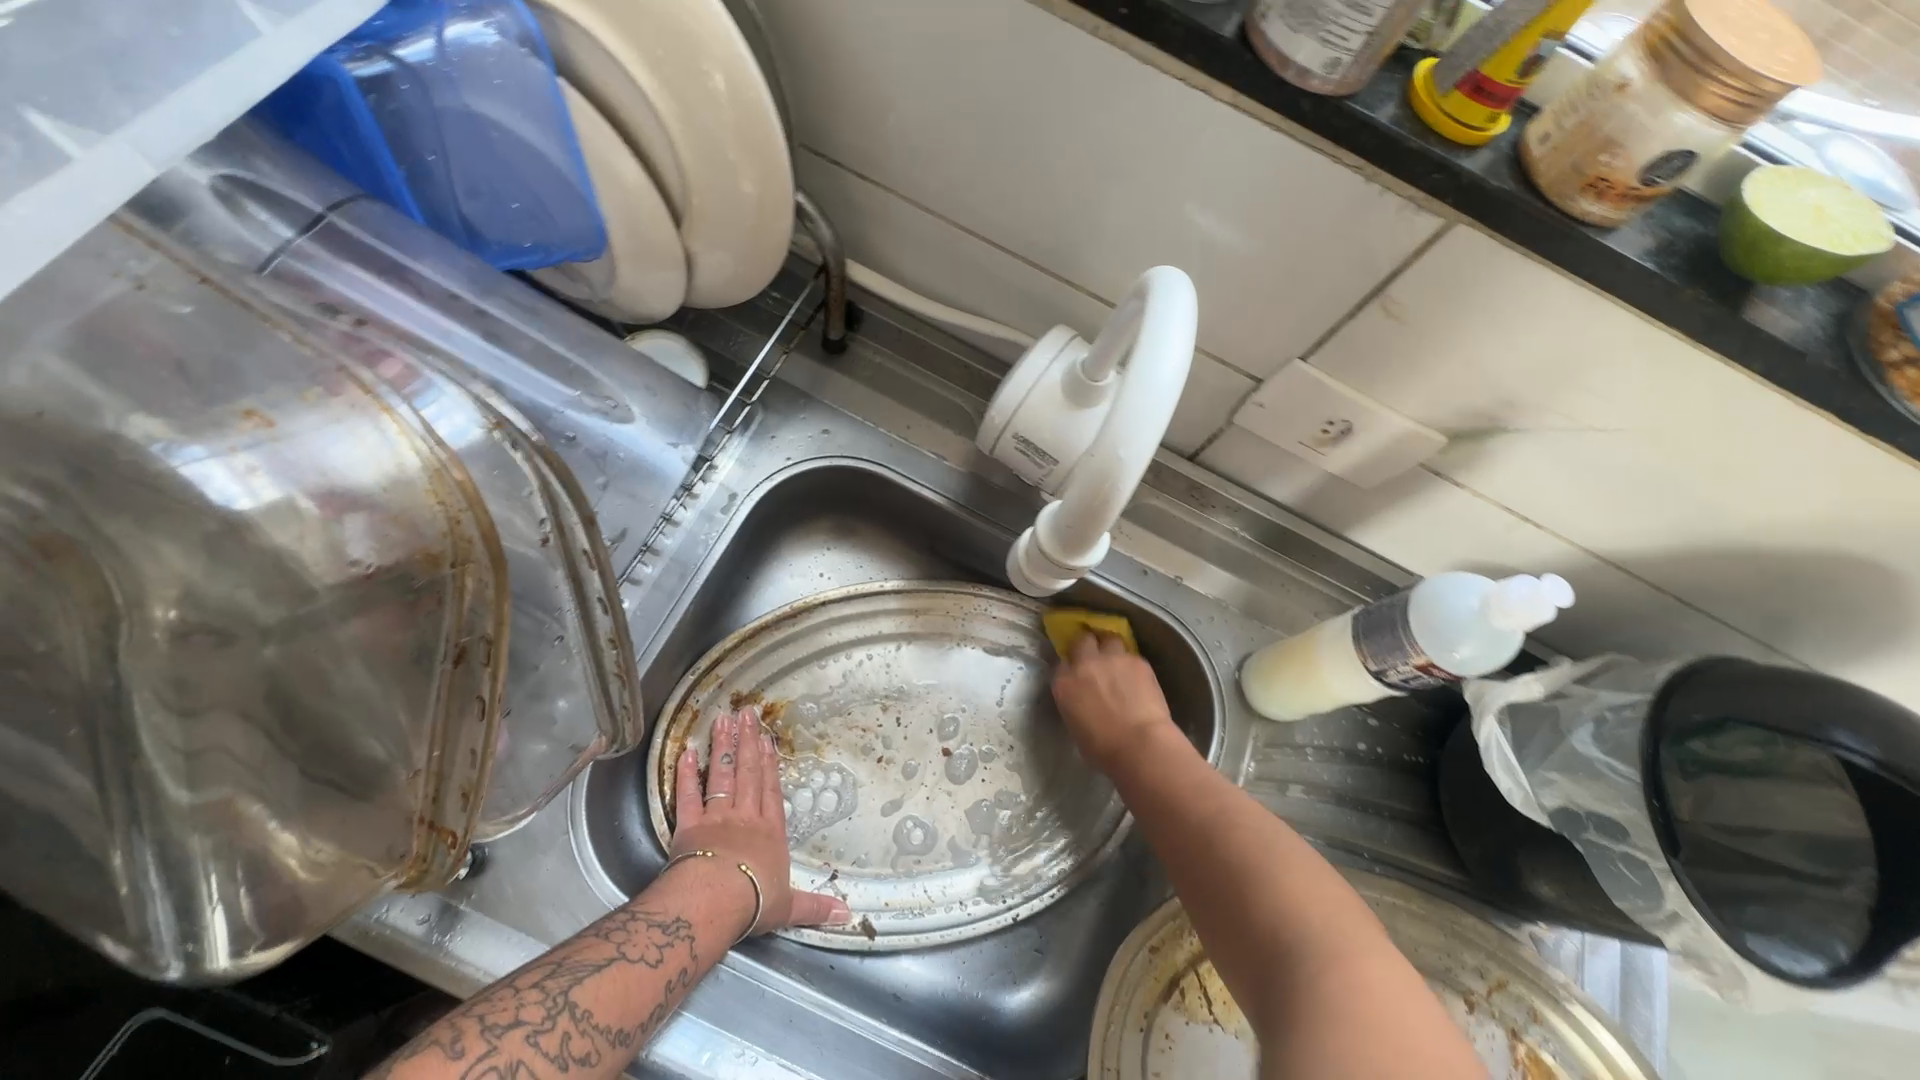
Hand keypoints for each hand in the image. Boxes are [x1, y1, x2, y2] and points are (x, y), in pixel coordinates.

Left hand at [671, 707, 850, 935]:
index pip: (772, 792)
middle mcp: (745, 818)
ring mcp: (717, 818)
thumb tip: (846, 916)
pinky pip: (688, 795)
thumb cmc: (755, 901)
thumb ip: (814, 907)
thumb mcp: (790, 907)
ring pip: (722, 776)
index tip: (768, 741)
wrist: (716, 900)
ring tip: (722, 720)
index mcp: (771, 834)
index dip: (770, 766)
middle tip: (746, 714)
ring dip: (723, 748)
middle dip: (748, 743)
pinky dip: (686, 774)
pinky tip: (686, 752)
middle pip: (749, 774)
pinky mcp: (689, 826)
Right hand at [1051, 633, 1182, 772]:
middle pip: (1083, 640)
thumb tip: (1085, 700)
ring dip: (1111, 648)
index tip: (1077, 674)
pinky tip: (1139, 679)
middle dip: (1088, 645)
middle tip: (1097, 657)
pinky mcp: (1138, 661)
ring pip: (1110, 639)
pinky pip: (1132, 655)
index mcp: (1064, 684)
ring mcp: (1113, 659)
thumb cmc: (1103, 749)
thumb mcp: (1075, 726)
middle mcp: (1085, 664)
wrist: (1139, 745)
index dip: (1071, 668)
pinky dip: (1133, 664)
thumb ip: (1075, 704)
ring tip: (1119, 662)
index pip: (1061, 664)